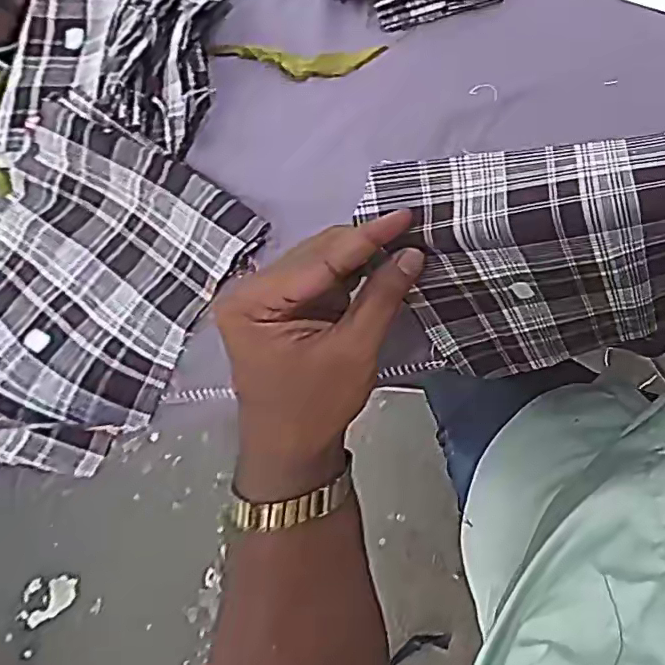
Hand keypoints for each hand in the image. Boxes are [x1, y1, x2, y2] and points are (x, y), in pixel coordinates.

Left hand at [213, 213, 423, 499]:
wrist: (289, 449)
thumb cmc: (315, 405)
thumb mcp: (354, 350)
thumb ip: (381, 297)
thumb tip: (412, 254)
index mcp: (254, 300)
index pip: (322, 257)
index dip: (369, 235)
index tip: (405, 215)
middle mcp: (252, 290)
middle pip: (319, 252)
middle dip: (366, 242)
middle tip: (412, 229)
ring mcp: (266, 298)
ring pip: (323, 261)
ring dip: (362, 255)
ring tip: (403, 241)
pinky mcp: (284, 307)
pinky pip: (324, 278)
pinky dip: (354, 272)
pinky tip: (382, 264)